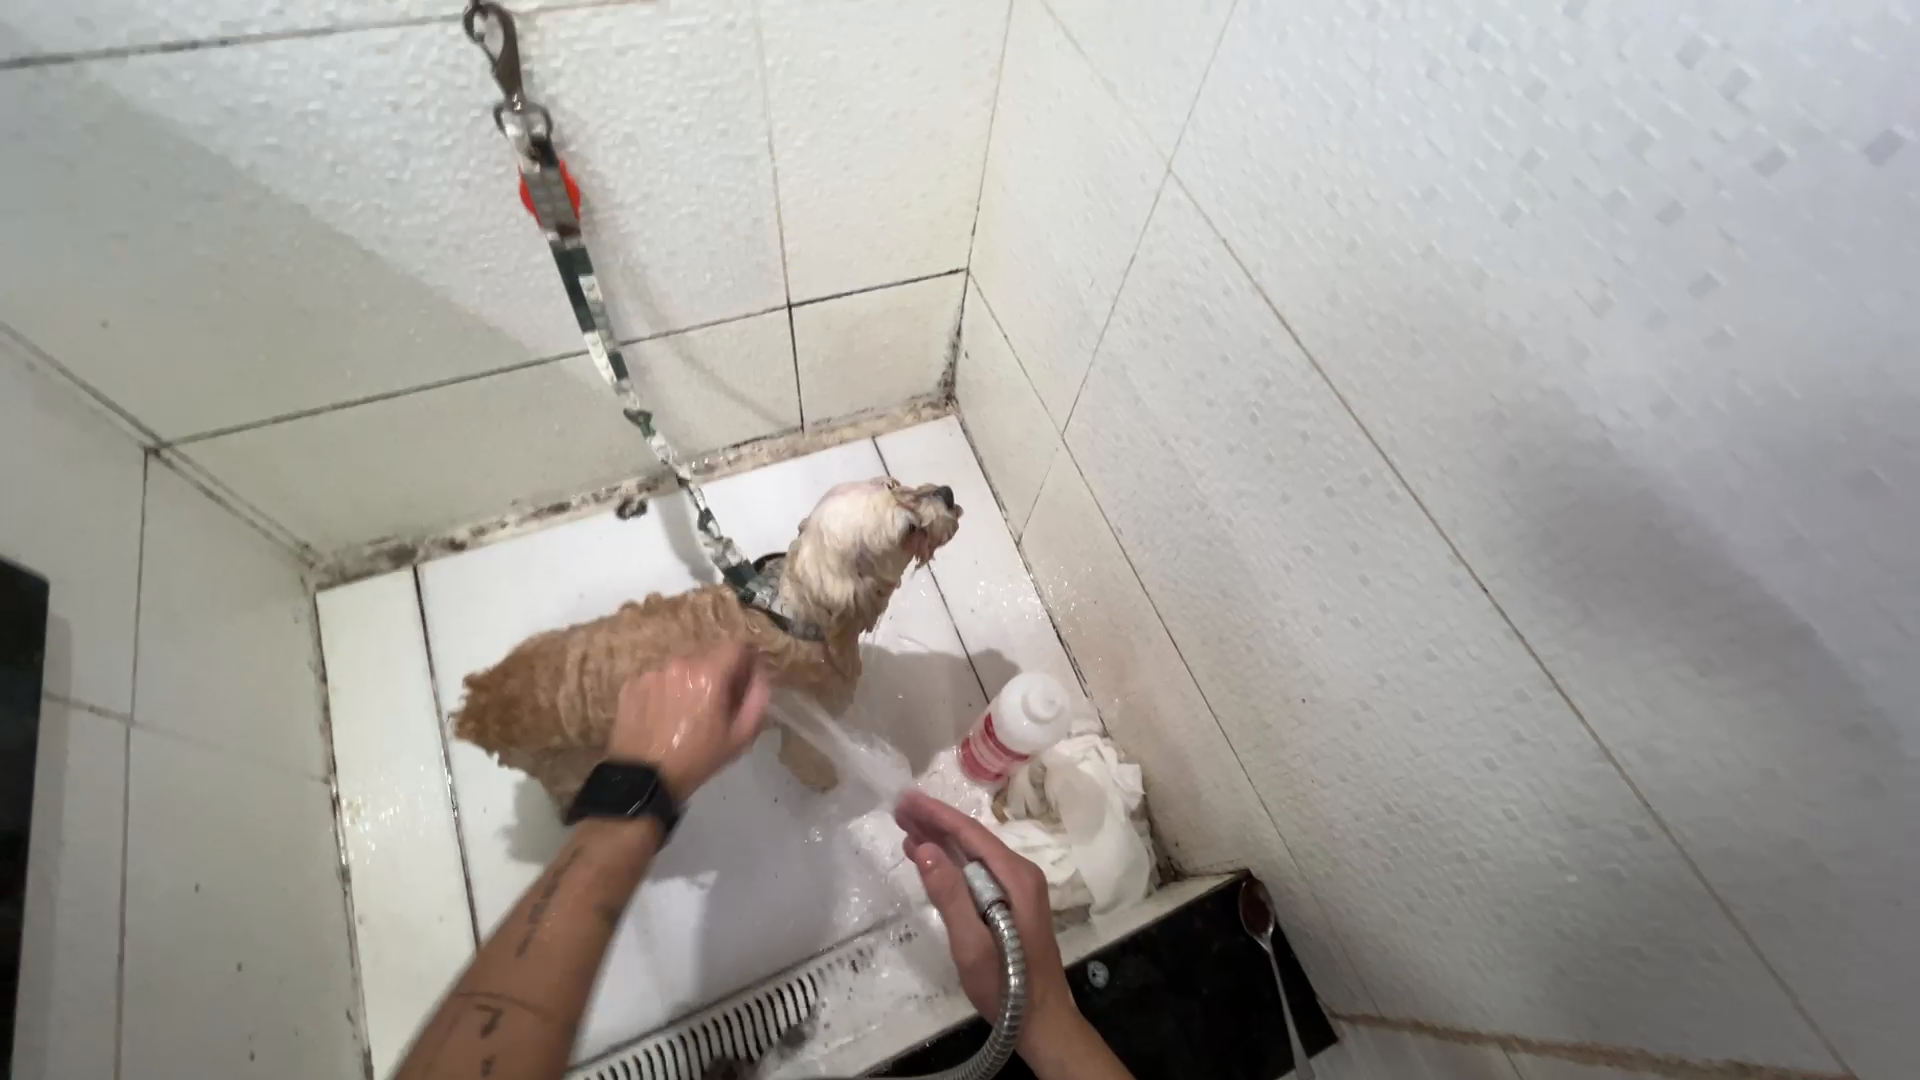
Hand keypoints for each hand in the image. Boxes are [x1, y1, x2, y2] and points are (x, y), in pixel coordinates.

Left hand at [608, 644, 769, 801]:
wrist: (642, 780)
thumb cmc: (698, 758)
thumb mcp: (741, 735)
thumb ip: (758, 697)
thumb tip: (759, 673)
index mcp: (710, 673)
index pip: (737, 645)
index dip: (745, 661)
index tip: (742, 680)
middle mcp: (680, 663)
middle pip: (708, 654)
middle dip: (717, 672)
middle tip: (714, 701)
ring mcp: (652, 671)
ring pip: (682, 665)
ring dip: (690, 679)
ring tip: (685, 709)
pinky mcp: (631, 683)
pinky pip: (658, 676)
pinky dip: (665, 688)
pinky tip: (663, 713)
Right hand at [895, 792, 1078, 1047]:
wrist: (1042, 1024)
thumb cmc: (1007, 986)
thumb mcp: (972, 944)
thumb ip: (949, 896)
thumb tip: (925, 848)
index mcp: (1015, 876)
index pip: (971, 833)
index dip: (937, 813)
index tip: (908, 799)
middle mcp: (1019, 873)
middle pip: (972, 839)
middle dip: (935, 822)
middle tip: (899, 809)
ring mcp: (1016, 887)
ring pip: (973, 853)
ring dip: (940, 839)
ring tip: (905, 827)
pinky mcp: (1010, 902)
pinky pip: (976, 870)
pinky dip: (950, 861)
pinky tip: (929, 859)